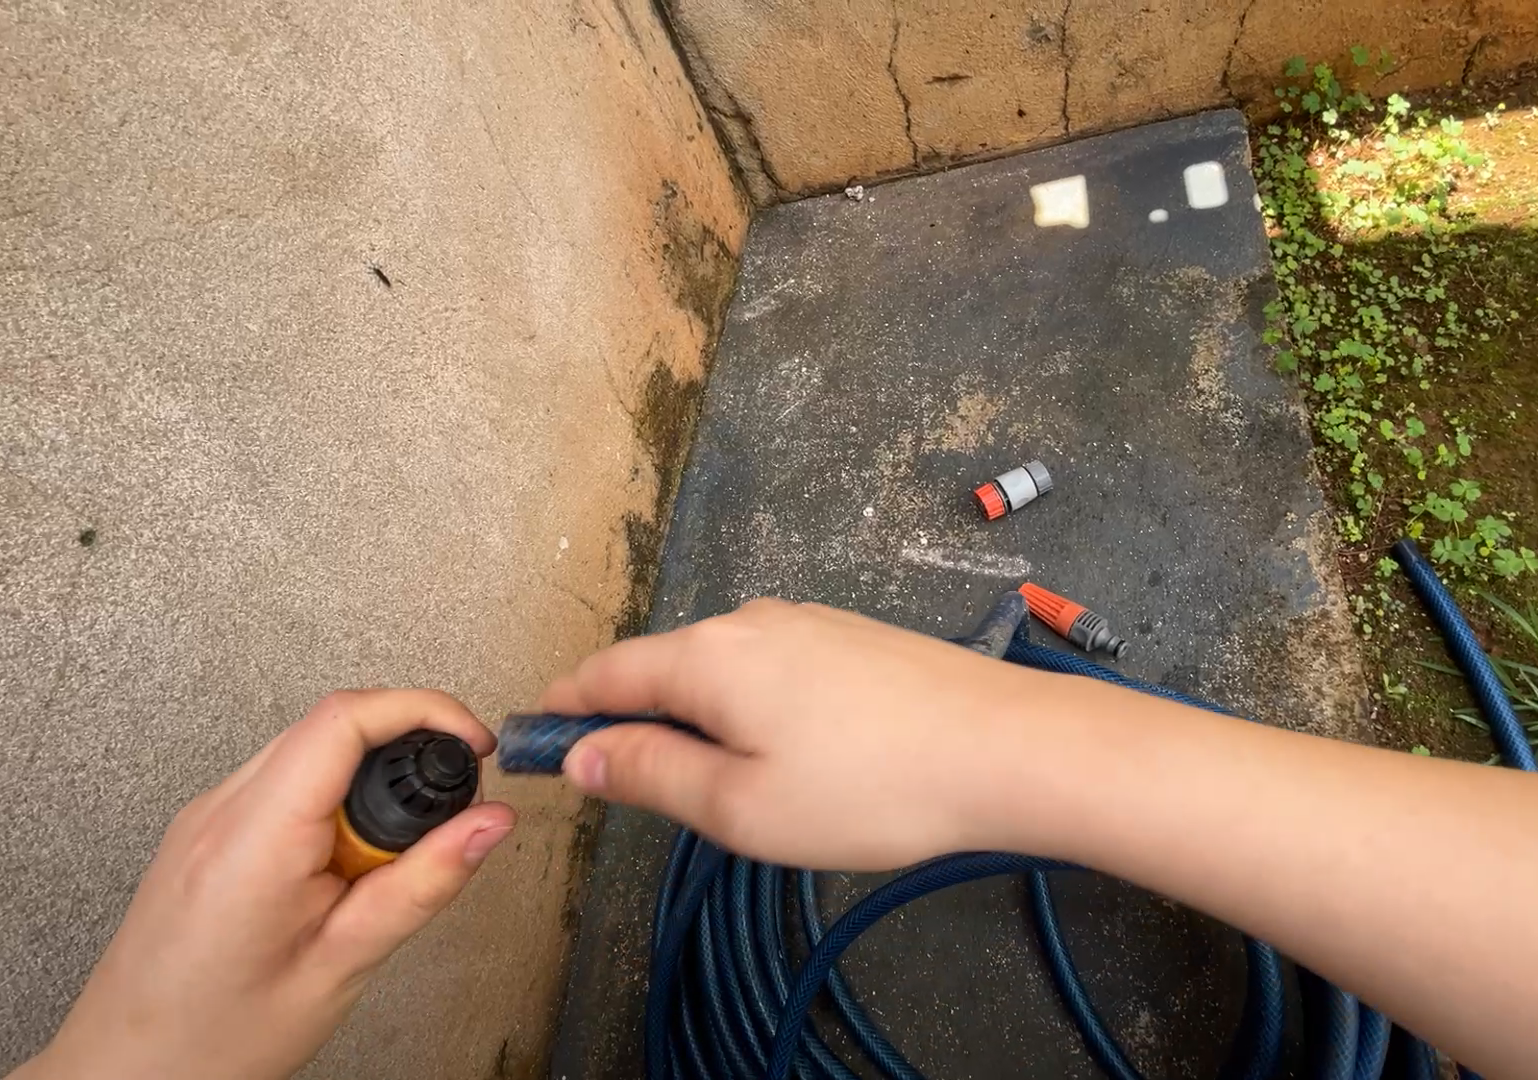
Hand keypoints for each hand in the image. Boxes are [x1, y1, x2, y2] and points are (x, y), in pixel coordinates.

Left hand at [14, 690, 516, 1079]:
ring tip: (398, 842)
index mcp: (252, 844)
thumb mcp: (344, 965)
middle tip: (451, 797)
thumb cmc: (215, 1040)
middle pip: (338, 721)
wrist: (125, 1079)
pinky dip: (351, 788)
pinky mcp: (216, 823)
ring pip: (321, 742)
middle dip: (415, 740)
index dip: (425, 710)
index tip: (472, 740)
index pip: (343, 721)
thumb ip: (425, 884)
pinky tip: (358, 847)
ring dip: (383, 768)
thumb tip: (491, 821)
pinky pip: (300, 769)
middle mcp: (221, 812)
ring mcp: (211, 813)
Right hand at [538, 599, 1067, 869]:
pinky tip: (785, 745)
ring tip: (722, 778)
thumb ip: (650, 774)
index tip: (536, 739)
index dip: (564, 708)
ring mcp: (805, 620)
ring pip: (721, 667)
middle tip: (635, 785)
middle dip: (635, 718)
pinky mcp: (846, 633)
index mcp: (710, 656)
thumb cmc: (867, 786)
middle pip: (664, 666)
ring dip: (699, 715)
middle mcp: (751, 620)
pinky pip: (770, 665)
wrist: (1000, 745)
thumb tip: (584, 755)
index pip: (606, 673)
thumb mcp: (741, 805)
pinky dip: (749, 702)